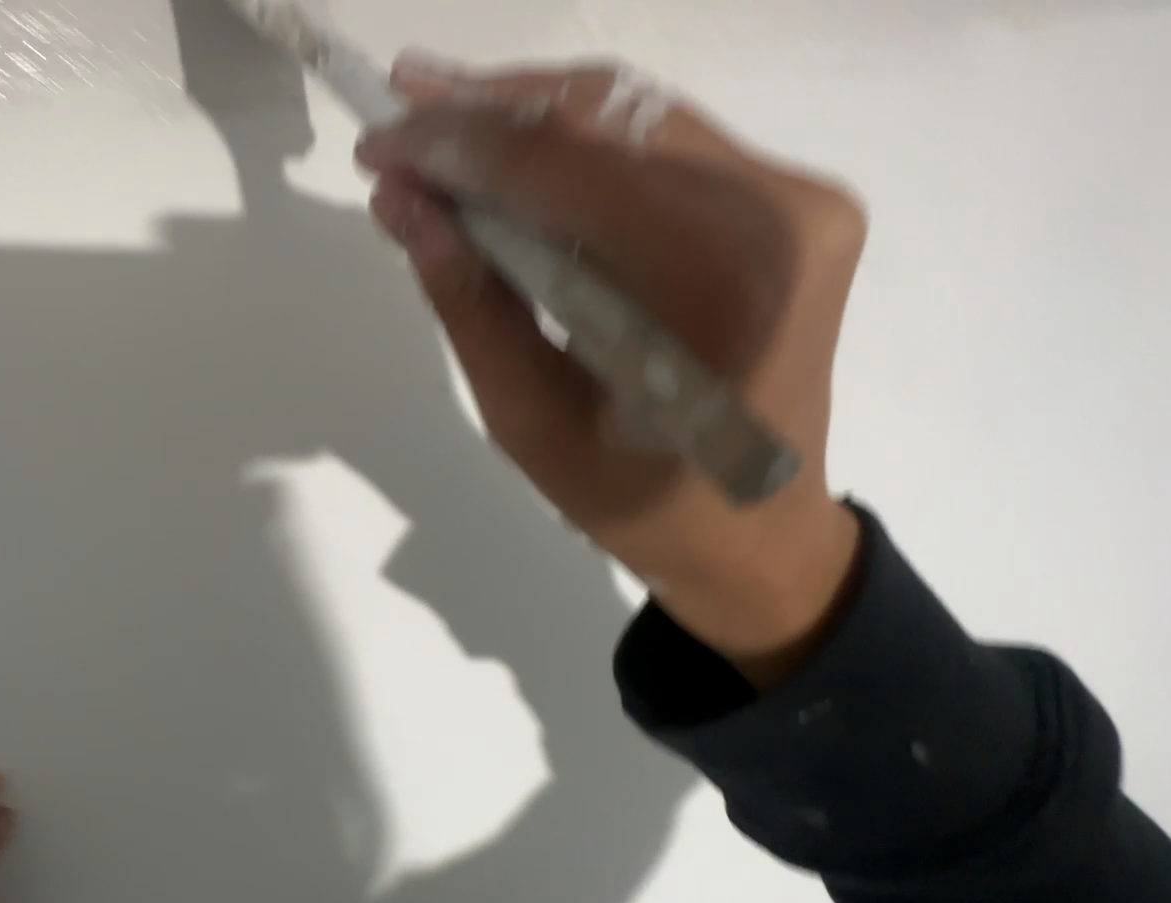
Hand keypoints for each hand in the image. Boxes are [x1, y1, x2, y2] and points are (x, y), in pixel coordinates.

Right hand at [357, 57, 865, 680]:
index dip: (461, 145)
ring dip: (527, 116)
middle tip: (398, 104)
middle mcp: (775, 209)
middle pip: (607, 116)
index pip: (568, 171)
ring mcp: (792, 195)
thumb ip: (471, 305)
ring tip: (438, 118)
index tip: (378, 142)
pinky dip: (574, 146)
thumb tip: (401, 203)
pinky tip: (511, 153)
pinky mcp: (782, 200)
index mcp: (718, 282)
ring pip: (632, 118)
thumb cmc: (638, 501)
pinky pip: (659, 148)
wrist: (752, 531)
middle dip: (489, 109)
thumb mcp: (531, 422)